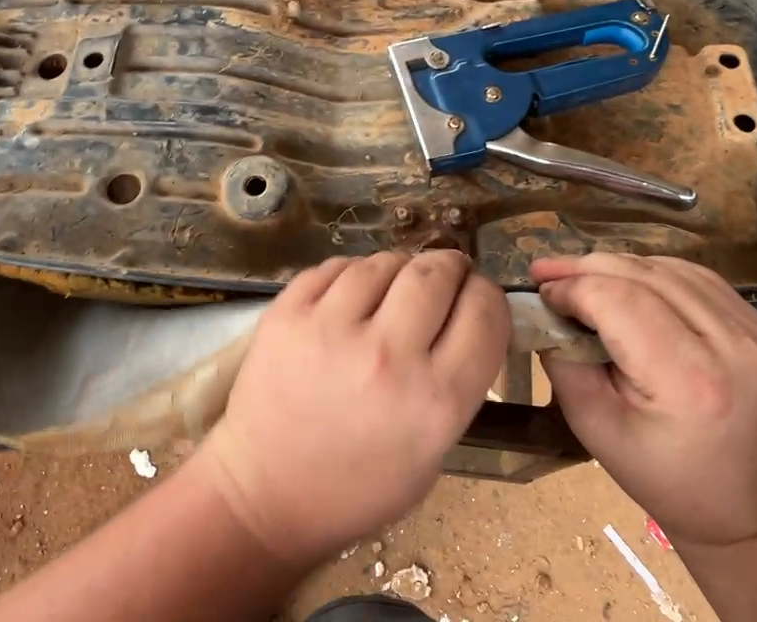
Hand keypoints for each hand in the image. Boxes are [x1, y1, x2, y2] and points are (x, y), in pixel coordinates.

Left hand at [196, 250, 508, 564]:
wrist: (266, 493)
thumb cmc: (357, 487)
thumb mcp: (432, 452)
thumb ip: (458, 384)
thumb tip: (469, 318)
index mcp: (435, 400)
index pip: (485, 313)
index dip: (490, 296)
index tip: (479, 296)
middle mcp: (387, 356)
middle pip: (436, 274)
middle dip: (451, 268)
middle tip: (446, 276)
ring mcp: (331, 329)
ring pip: (384, 263)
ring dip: (399, 269)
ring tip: (394, 289)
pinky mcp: (288, 313)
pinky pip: (336, 267)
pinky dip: (352, 274)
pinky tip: (353, 296)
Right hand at [533, 253, 756, 547]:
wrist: (735, 499)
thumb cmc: (656, 472)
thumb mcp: (592, 424)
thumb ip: (563, 359)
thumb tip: (542, 306)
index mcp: (690, 380)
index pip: (619, 301)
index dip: (572, 287)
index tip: (539, 293)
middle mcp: (730, 345)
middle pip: (642, 275)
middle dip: (585, 268)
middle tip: (544, 273)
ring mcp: (749, 329)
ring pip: (664, 267)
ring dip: (614, 266)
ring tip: (577, 278)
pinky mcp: (755, 322)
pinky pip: (690, 275)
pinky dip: (648, 271)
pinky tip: (622, 284)